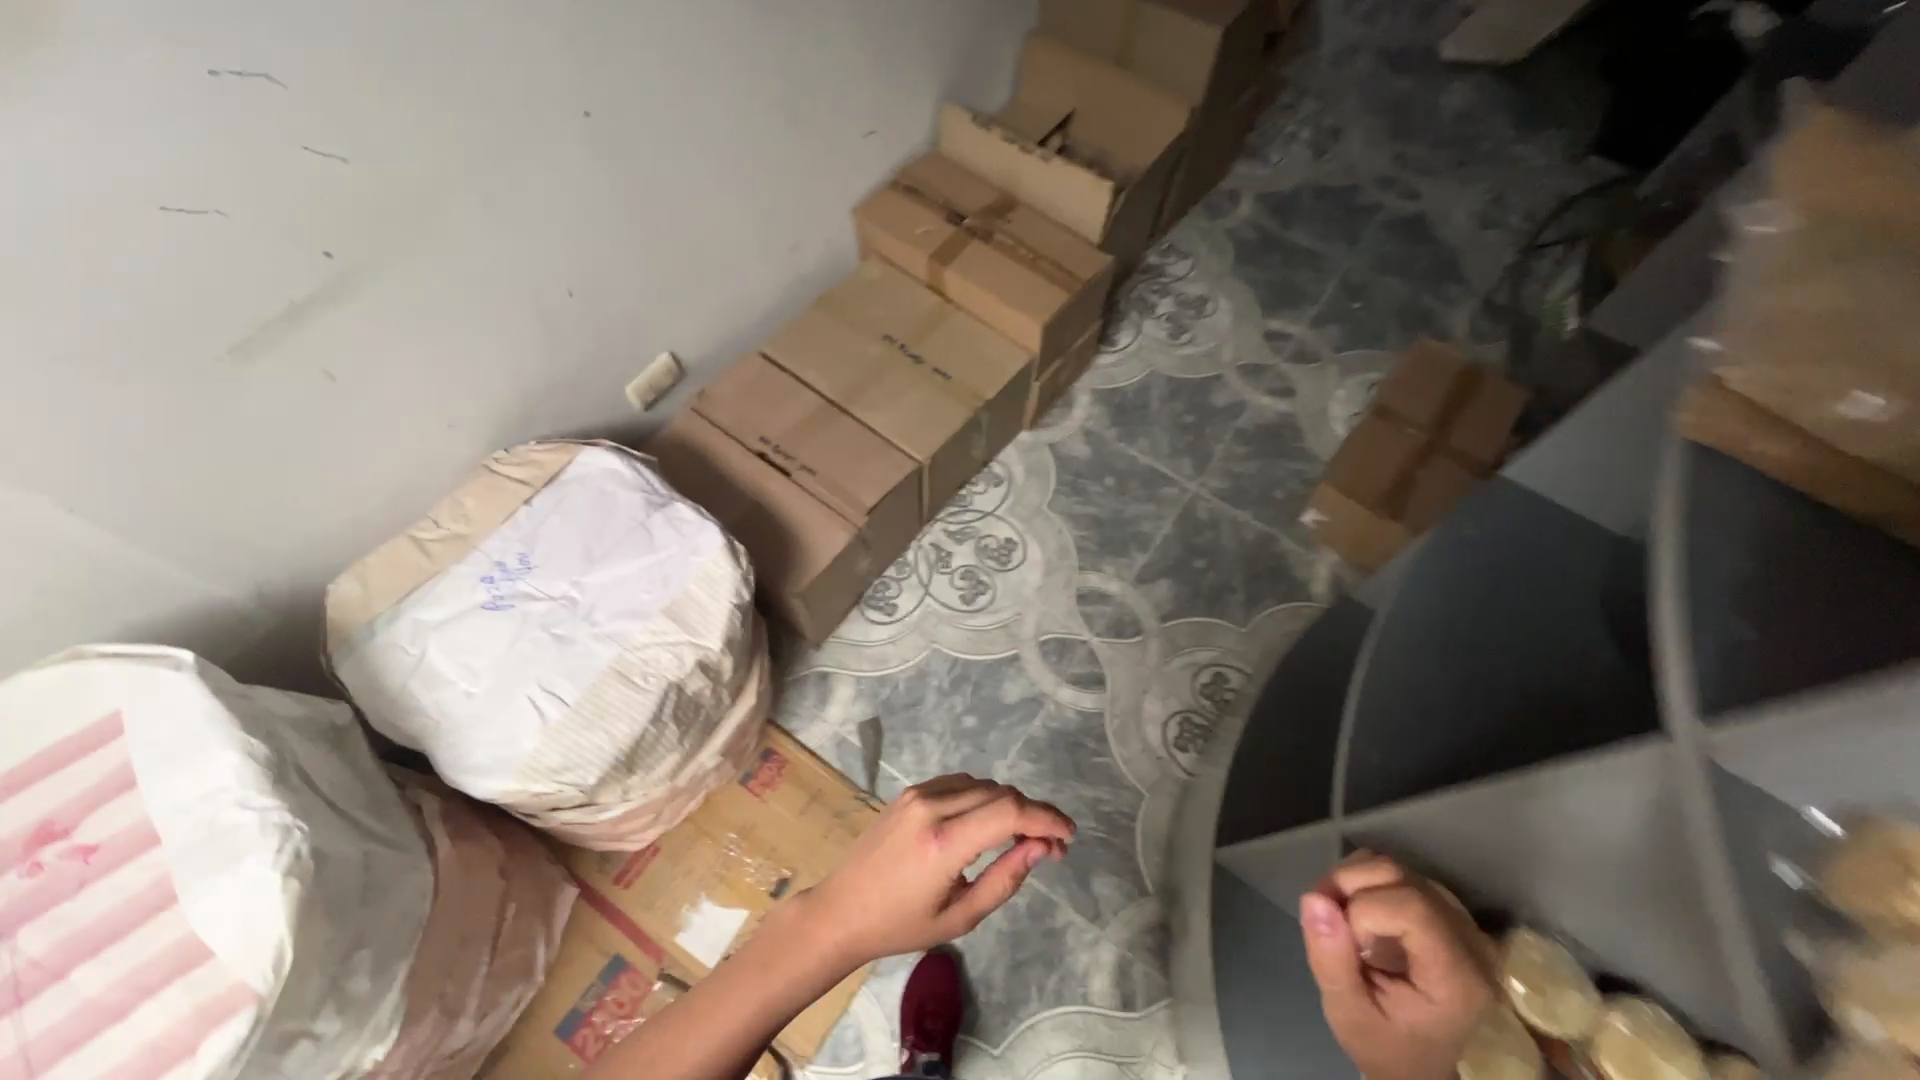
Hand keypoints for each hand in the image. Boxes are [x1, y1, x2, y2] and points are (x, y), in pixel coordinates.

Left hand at [798, 773, 1075, 965]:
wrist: (843, 911)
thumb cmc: (901, 926)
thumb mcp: (961, 917)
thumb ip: (1005, 879)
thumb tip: (1041, 848)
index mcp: (943, 843)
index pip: (1010, 812)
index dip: (1047, 819)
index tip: (1068, 836)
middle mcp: (931, 807)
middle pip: (1001, 794)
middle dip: (1033, 816)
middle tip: (1049, 848)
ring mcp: (918, 794)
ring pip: (983, 785)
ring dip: (1009, 805)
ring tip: (1020, 839)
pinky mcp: (910, 792)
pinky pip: (960, 783)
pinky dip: (984, 797)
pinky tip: (987, 824)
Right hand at [1299, 853, 1493, 1079]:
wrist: (1417, 1061)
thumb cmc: (1384, 1044)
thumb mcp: (1347, 1015)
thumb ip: (1331, 960)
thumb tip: (1314, 898)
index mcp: (1456, 977)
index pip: (1410, 907)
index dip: (1363, 912)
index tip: (1348, 945)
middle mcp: (1471, 940)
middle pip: (1399, 877)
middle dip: (1347, 888)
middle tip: (1327, 922)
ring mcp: (1461, 921)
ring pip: (1394, 868)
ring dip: (1352, 882)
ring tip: (1340, 920)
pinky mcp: (1445, 909)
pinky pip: (1396, 871)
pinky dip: (1364, 880)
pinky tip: (1358, 913)